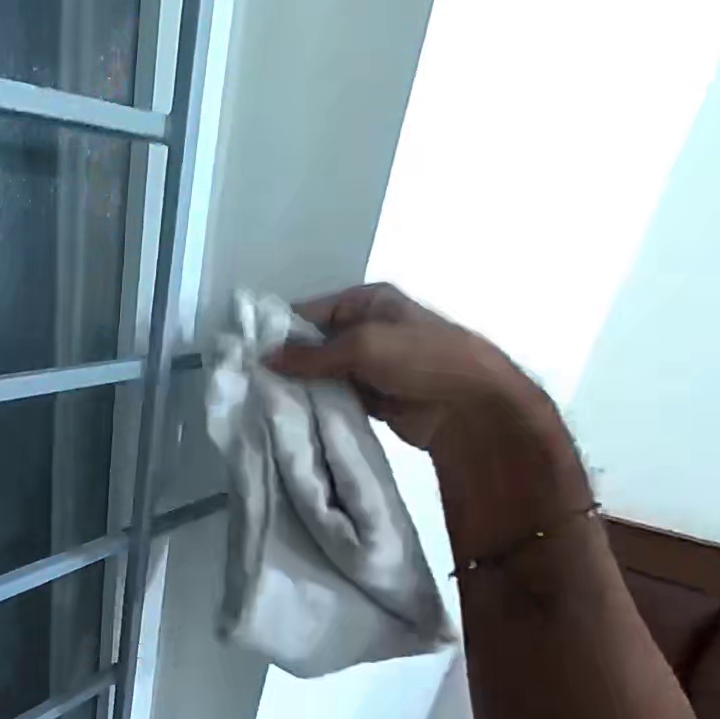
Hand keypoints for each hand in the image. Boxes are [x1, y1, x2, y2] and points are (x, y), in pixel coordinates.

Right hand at [266, 282, 539, 451]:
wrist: (471, 407)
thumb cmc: (422, 358)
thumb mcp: (363, 345)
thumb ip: (311, 354)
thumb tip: (264, 357)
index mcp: (367, 303)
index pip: (310, 311)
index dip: (280, 330)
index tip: (248, 352)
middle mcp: (364, 330)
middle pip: (312, 344)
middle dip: (286, 362)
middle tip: (251, 381)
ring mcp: (367, 365)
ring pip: (320, 374)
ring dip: (299, 387)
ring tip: (264, 401)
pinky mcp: (369, 397)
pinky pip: (333, 398)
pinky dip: (316, 405)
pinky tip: (290, 415)